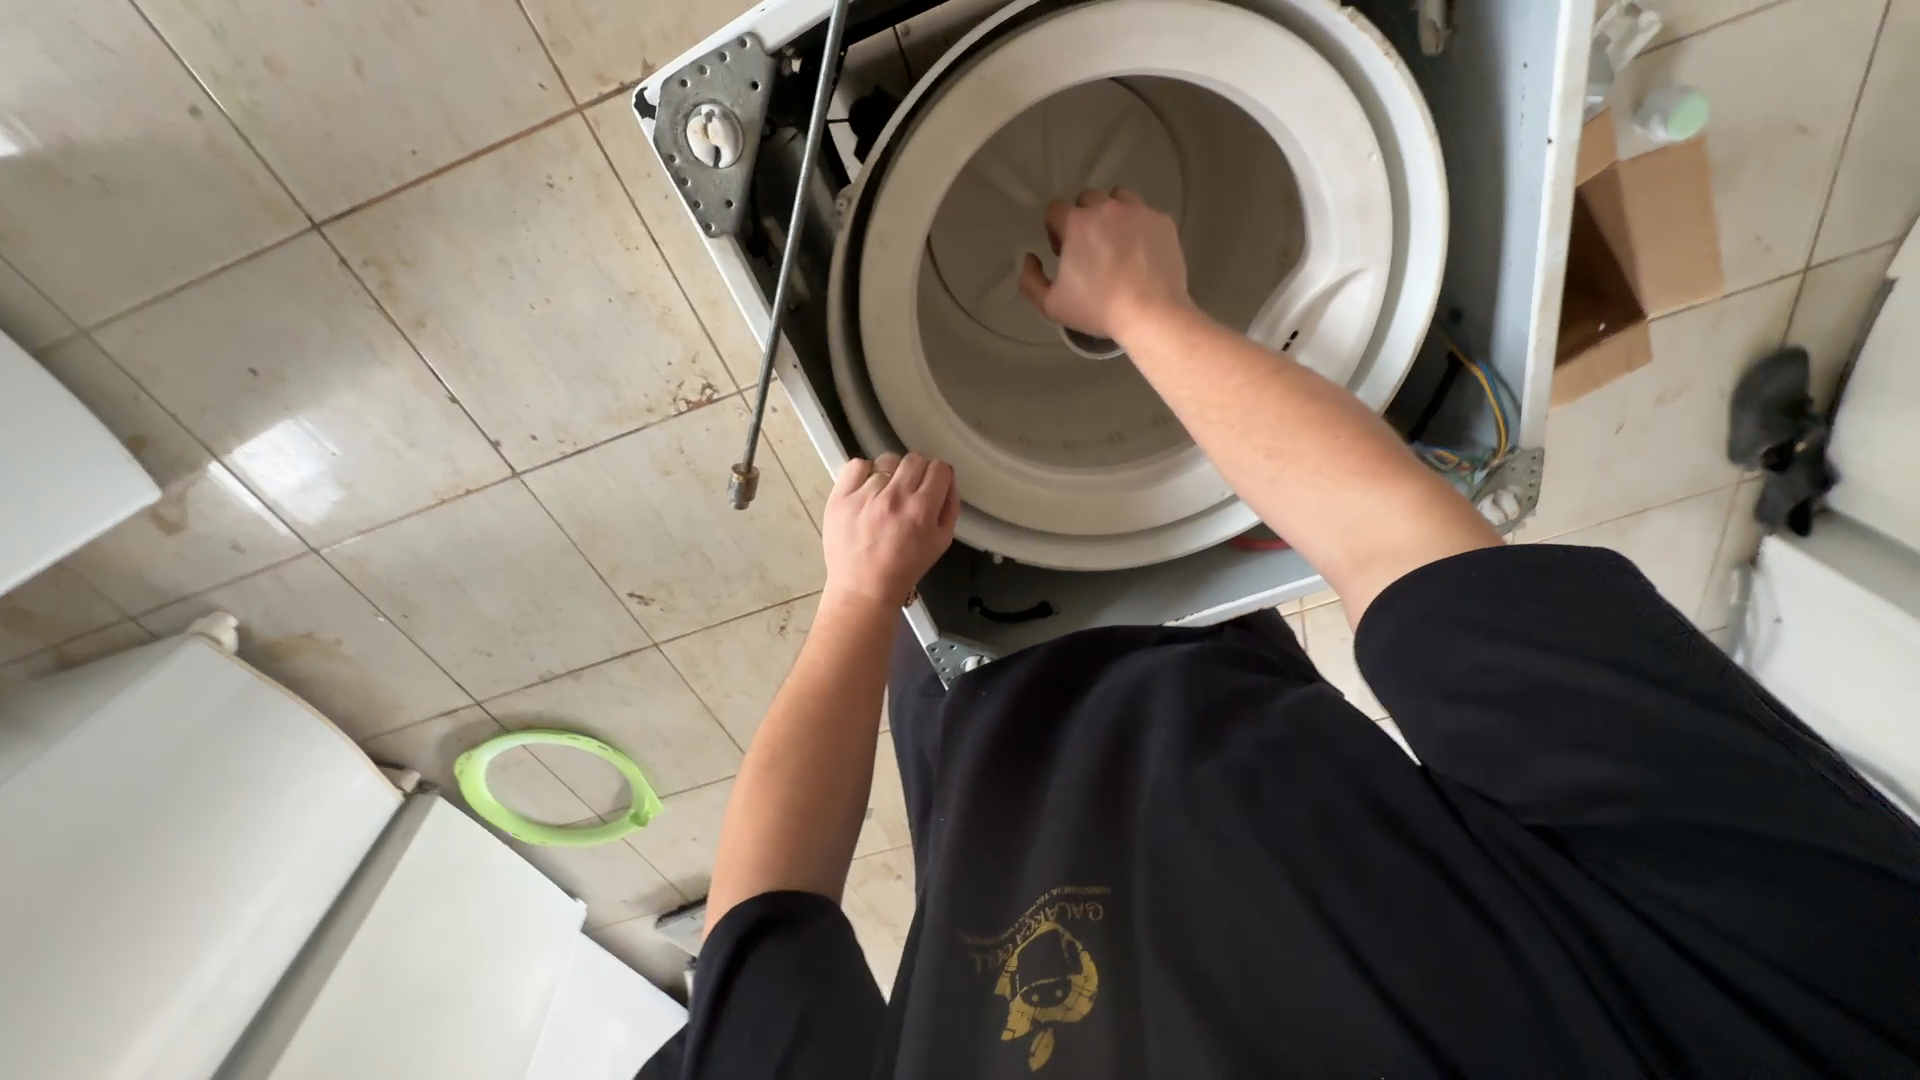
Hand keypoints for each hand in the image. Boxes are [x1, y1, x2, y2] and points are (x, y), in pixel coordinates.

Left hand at [822, 451, 959, 606]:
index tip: (932, 486)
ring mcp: (864, 496)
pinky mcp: (840, 497)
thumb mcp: (942, 541)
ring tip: (885, 493)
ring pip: (887, 460)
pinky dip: (864, 473)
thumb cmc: (905, 568)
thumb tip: (947, 479)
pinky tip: (866, 491)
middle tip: (910, 490)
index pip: (939, 468)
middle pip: (914, 459)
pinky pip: (857, 465)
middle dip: (918, 472)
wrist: (864, 588)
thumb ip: (950, 506)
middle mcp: (893, 498)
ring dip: (891, 473)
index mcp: (921, 510)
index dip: (939, 476)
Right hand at [1019, 187, 1193, 345]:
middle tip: (1089, 247)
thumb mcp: (1051, 305)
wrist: (1150, 313)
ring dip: (1112, 213)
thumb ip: (1030, 280)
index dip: (1054, 230)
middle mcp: (1106, 208)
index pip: (1055, 209)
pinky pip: (1145, 214)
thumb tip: (1029, 258)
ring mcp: (1138, 211)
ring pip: (1119, 198)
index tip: (1063, 252)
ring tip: (1117, 242)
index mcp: (1076, 223)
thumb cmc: (1097, 309)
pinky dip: (1139, 227)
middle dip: (1083, 218)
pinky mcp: (1163, 221)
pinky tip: (1140, 252)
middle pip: (1088, 198)